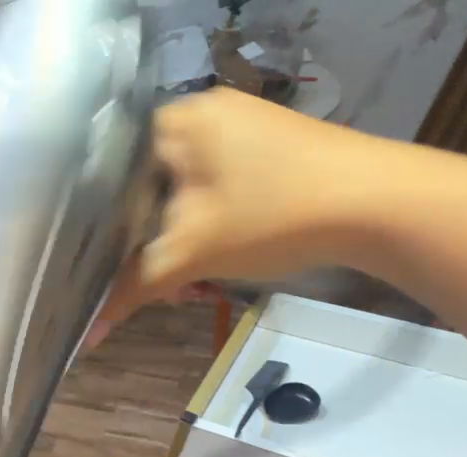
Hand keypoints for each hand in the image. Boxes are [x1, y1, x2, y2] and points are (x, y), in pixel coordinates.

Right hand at [88, 88, 397, 342]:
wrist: (380, 205)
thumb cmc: (273, 215)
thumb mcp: (190, 256)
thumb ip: (129, 291)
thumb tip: (86, 334)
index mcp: (177, 120)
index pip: (106, 171)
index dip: (95, 225)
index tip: (91, 263)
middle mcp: (203, 113)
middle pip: (143, 189)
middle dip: (143, 245)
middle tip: (150, 284)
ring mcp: (238, 129)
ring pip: (177, 196)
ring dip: (174, 245)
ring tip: (188, 283)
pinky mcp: (264, 150)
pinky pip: (209, 192)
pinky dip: (202, 230)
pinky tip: (210, 262)